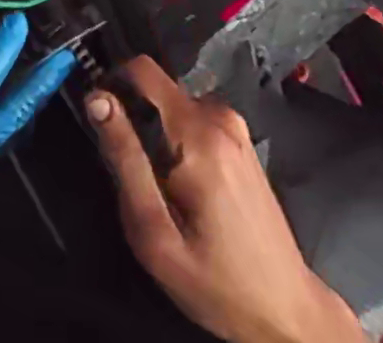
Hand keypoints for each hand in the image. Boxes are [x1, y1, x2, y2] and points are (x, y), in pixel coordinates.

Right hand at [86, 57, 364, 342]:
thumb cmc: (215, 280)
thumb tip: (97, 100)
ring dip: (155, 135)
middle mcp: (221, 119)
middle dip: (135, 121)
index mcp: (199, 135)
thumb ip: (124, 158)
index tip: (100, 117)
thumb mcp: (154, 229)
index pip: (144, 71)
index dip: (113, 83)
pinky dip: (176, 142)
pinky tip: (184, 188)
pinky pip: (192, 120)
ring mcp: (236, 128)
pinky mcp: (241, 141)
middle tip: (134, 175)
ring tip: (159, 187)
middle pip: (156, 91)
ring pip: (172, 107)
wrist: (286, 311)